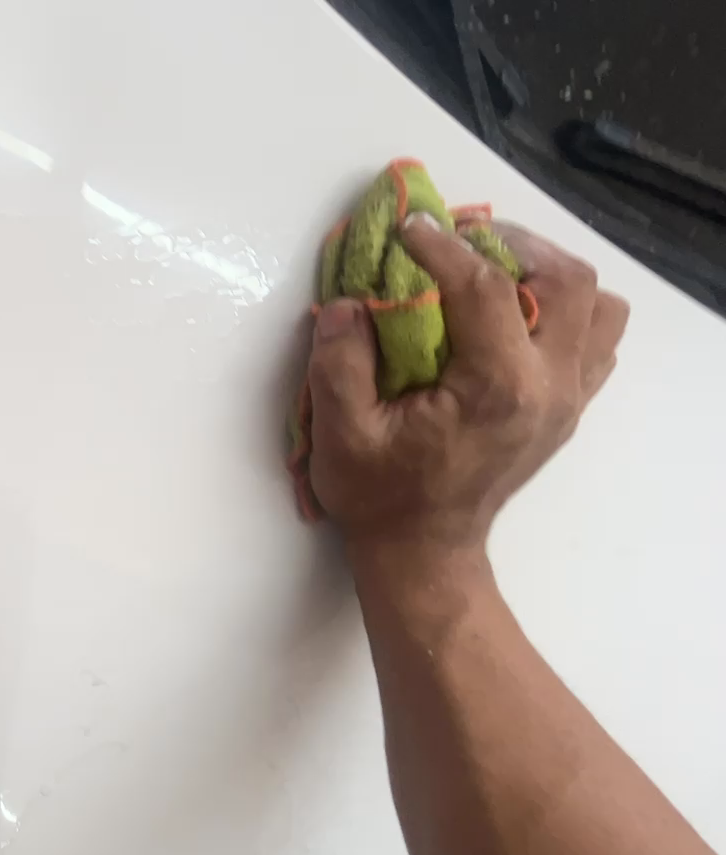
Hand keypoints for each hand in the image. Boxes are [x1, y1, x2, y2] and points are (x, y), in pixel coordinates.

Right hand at [304, 214, 628, 569]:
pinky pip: (594, 338)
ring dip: (550, 274)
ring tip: (496, 267)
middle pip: (565, 283)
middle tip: (461, 234)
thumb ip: (340, 365)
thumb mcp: (339, 433)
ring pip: (596, 305)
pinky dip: (564, 309)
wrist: (422, 547)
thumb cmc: (377, 494)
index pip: (484, 290)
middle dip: (513, 245)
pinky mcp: (566, 406)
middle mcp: (550, 384)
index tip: (409, 225)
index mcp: (496, 387)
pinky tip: (515, 314)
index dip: (443, 248)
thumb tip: (343, 305)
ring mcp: (569, 396)